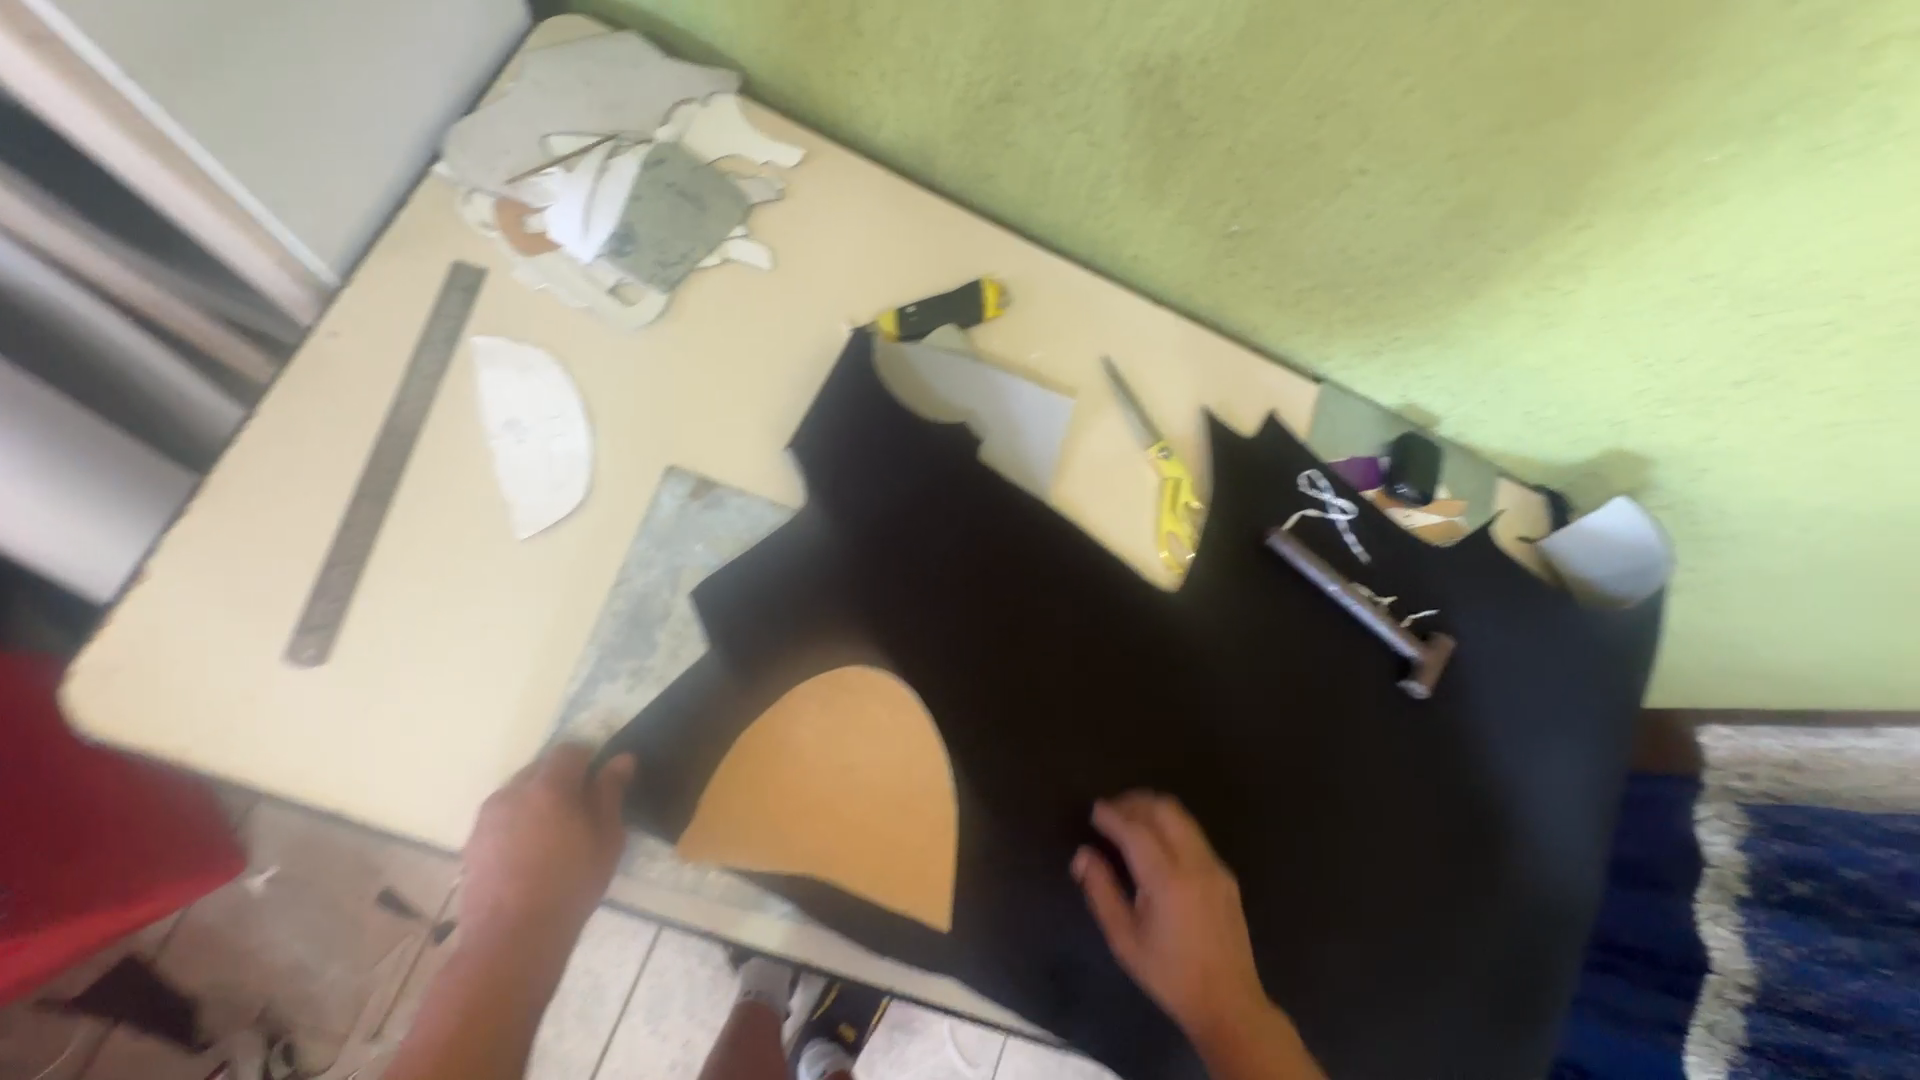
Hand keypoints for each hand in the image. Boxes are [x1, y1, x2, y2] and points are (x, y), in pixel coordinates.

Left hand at [459, 744, 634, 942]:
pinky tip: (530, 854)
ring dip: (537, 802)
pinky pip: (502, 817)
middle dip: (561, 780)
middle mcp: (513, 791)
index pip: (570, 750)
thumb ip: (610, 793)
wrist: (512, 937)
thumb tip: (621, 759)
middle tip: (580, 812)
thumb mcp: (607, 838)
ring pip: (519, 793)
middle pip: (541, 768)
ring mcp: (488, 817)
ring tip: (553, 836)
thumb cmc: (572, 885)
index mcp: (550, 786)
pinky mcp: (472, 841)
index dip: (588, 761)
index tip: (600, 785)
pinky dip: (518, 823)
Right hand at [1071, 792, 1272, 1049]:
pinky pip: (1194, 835)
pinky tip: (1156, 845)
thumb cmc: (1169, 975)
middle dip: (1134, 803)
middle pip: (1164, 810)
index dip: (1112, 815)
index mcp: (1167, 881)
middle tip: (1110, 812)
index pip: (1135, 830)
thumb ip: (1101, 891)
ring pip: (1182, 817)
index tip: (1094, 810)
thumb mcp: (1124, 939)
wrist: (1228, 1002)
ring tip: (1129, 821)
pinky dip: (1170, 826)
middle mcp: (1195, 864)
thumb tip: (1083, 855)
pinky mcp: (1226, 875)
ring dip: (1153, 810)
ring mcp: (1215, 867)